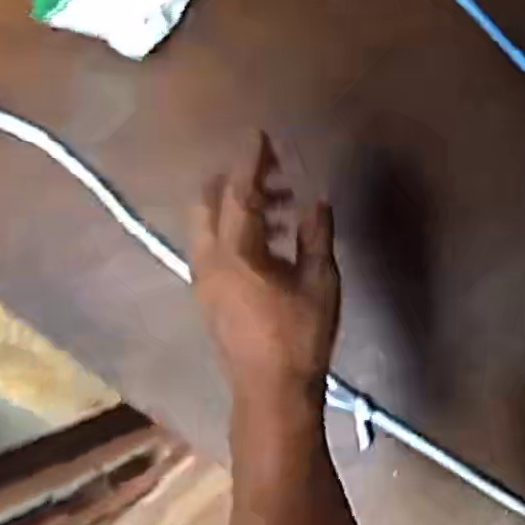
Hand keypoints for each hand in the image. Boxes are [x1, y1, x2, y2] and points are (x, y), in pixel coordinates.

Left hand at [191, 133, 339, 403]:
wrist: (269, 389)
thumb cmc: (300, 333)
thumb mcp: (320, 280)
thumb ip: (316, 236)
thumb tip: (317, 201)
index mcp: (237, 254)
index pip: (240, 195)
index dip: (251, 163)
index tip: (260, 135)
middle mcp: (209, 260)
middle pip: (209, 203)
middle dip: (238, 180)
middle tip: (275, 171)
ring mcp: (203, 278)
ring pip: (210, 224)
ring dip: (241, 204)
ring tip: (285, 205)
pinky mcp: (209, 292)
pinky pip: (215, 243)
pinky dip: (239, 226)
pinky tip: (273, 237)